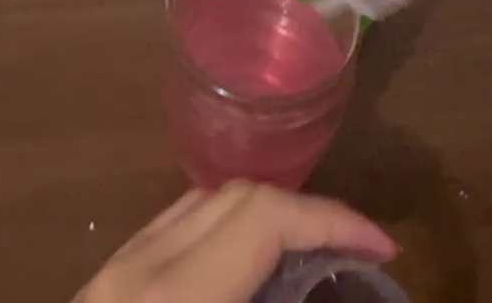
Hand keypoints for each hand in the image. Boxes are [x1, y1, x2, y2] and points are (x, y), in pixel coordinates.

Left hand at [75, 182, 395, 302]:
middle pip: (236, 198)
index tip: (386, 248)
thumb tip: (329, 296)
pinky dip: (224, 232)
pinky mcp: (105, 283)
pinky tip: (246, 268)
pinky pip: (175, 229)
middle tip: (357, 251)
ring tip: (312, 253)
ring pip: (203, 206)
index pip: (262, 220)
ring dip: (265, 218)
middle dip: (307, 213)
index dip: (333, 221)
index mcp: (173, 299)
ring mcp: (115, 271)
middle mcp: (139, 268)